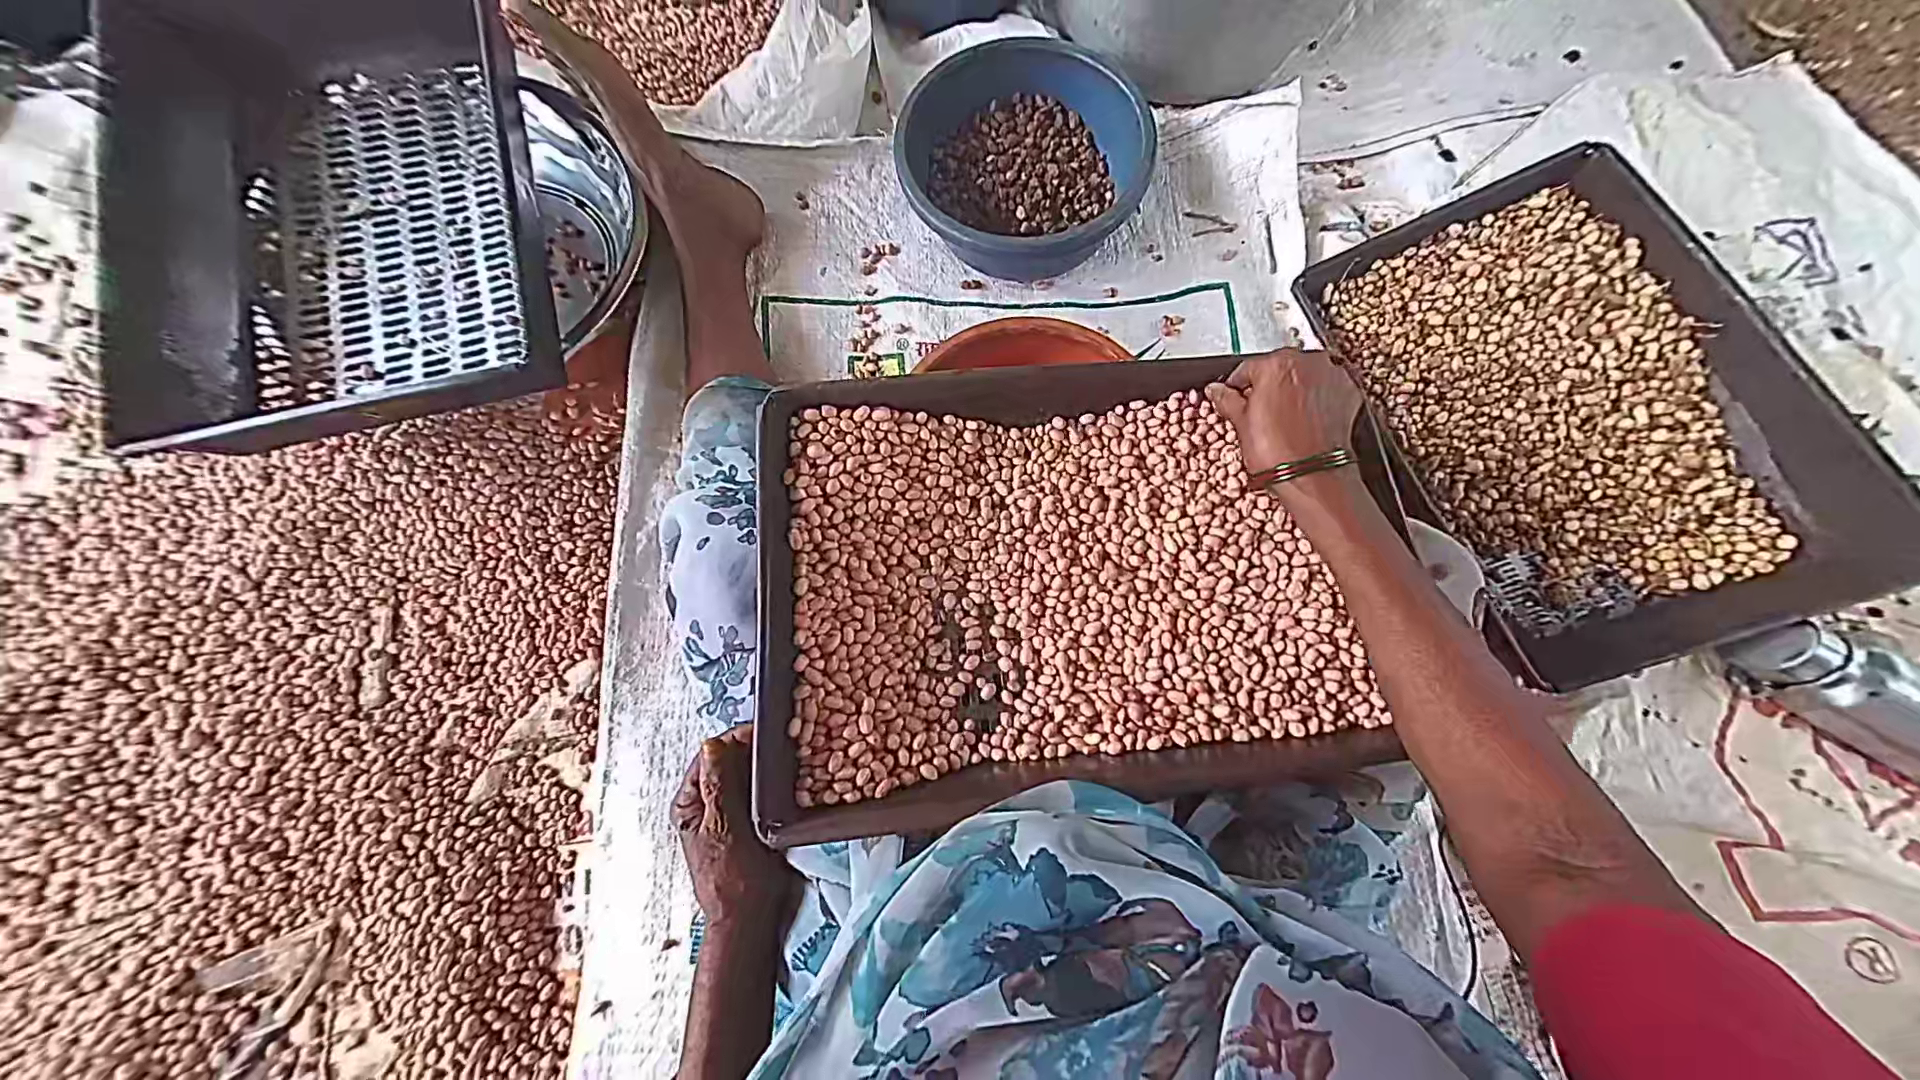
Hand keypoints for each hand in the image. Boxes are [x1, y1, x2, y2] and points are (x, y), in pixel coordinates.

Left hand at [673, 725, 795, 925]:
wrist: (755, 917)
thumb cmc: (732, 881)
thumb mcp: (723, 828)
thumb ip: (719, 785)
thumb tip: (712, 744)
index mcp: (693, 802)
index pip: (711, 754)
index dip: (735, 738)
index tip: (762, 730)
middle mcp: (713, 802)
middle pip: (732, 760)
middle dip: (756, 748)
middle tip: (783, 739)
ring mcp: (737, 809)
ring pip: (752, 773)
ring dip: (770, 763)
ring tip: (793, 752)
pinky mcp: (760, 818)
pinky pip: (768, 790)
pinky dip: (780, 780)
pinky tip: (795, 774)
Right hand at [1204, 349, 1363, 475]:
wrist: (1312, 475)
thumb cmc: (1279, 452)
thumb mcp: (1241, 424)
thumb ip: (1227, 400)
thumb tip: (1218, 392)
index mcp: (1276, 365)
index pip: (1247, 368)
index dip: (1236, 386)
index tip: (1233, 397)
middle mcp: (1307, 363)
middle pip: (1277, 368)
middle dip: (1267, 387)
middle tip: (1257, 411)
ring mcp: (1331, 375)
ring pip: (1302, 376)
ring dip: (1291, 390)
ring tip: (1281, 417)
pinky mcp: (1348, 392)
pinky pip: (1324, 387)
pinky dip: (1313, 398)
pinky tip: (1301, 418)